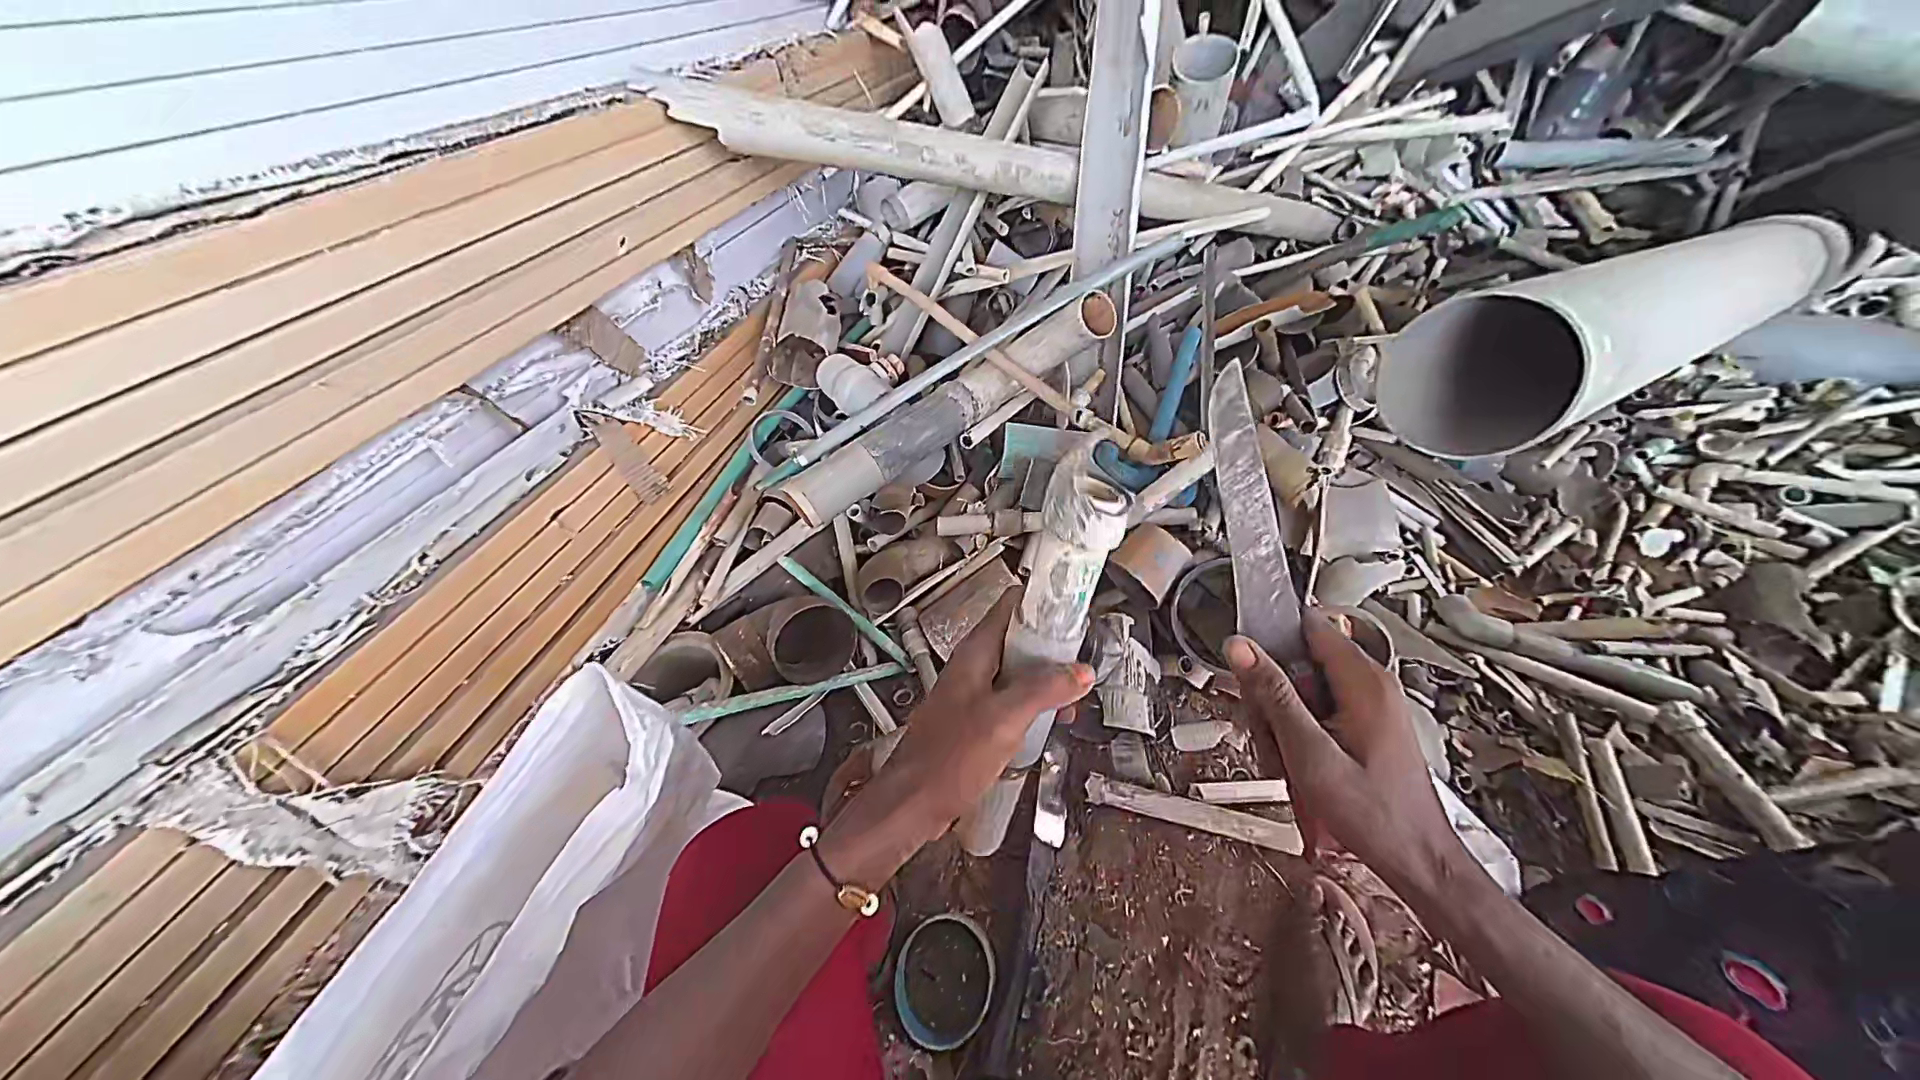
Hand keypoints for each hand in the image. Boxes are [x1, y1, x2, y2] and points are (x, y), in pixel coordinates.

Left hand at [819, 589, 1091, 883]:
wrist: (914, 802)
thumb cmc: (946, 760)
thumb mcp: (1005, 720)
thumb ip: (1043, 690)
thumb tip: (1079, 672)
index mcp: (975, 654)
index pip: (1011, 605)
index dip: (1044, 602)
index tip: (1073, 611)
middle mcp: (974, 667)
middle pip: (1020, 638)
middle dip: (1053, 648)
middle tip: (1079, 663)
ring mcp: (974, 692)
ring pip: (1019, 671)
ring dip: (1048, 681)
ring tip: (1071, 698)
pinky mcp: (977, 717)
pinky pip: (1013, 699)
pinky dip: (1035, 705)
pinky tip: (1049, 722)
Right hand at [1226, 609, 1467, 895]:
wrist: (1416, 860)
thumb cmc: (1373, 814)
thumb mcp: (1309, 752)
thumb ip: (1273, 695)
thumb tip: (1242, 649)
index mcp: (1364, 682)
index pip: (1309, 626)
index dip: (1272, 640)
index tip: (1249, 667)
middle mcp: (1371, 686)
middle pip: (1299, 662)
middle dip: (1272, 694)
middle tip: (1269, 732)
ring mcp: (1368, 706)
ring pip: (1302, 689)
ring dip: (1281, 719)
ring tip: (1285, 756)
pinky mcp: (1363, 724)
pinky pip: (1315, 711)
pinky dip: (1297, 733)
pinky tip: (1297, 763)